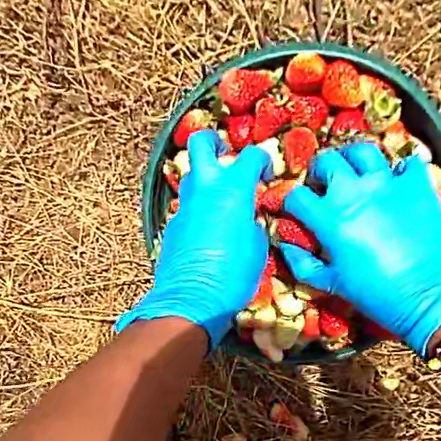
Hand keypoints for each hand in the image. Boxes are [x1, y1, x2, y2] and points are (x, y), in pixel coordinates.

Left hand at [119, 130, 272, 343]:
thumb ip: (254, 222)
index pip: (251, 156)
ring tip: (221, 196)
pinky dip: (199, 207)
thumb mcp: (258, 247)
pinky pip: (187, 205)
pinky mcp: (172, 226)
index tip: (267, 174)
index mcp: (232, 188)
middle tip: (227, 153)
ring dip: (205, 178)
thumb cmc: (234, 274)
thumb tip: (249, 217)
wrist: (192, 299)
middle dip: (214, 141)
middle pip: (201, 143)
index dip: (263, 159)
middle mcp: (204, 189)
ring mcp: (184, 206)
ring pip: (191, 175)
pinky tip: (210, 226)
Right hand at [279, 142, 440, 356]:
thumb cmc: (373, 293)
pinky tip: (394, 182)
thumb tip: (284, 245)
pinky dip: (398, 169)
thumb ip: (301, 263)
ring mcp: (389, 183)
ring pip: (363, 151)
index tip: (297, 210)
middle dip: (319, 172)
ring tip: (354, 174)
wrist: (428, 295)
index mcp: (329, 217)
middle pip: (326, 161)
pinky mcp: (418, 184)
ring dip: (352, 160)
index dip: (291, 201)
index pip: (297, 195)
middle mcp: (355, 192)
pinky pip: (406, 163)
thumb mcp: (329, 283)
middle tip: (323, 186)